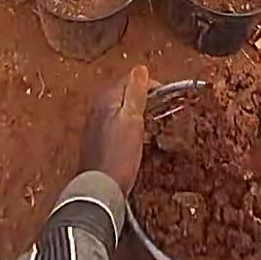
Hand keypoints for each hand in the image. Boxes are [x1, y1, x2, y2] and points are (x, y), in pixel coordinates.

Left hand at [80, 66, 152, 191]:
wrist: (100, 191)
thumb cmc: (119, 154)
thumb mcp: (132, 120)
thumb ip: (136, 93)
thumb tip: (140, 68)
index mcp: (107, 98)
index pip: (129, 80)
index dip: (149, 84)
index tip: (165, 95)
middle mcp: (98, 108)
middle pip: (124, 94)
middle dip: (142, 97)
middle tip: (162, 108)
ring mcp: (95, 124)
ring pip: (120, 109)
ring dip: (136, 111)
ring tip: (153, 121)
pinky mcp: (97, 141)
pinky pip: (116, 123)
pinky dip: (128, 124)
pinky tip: (136, 136)